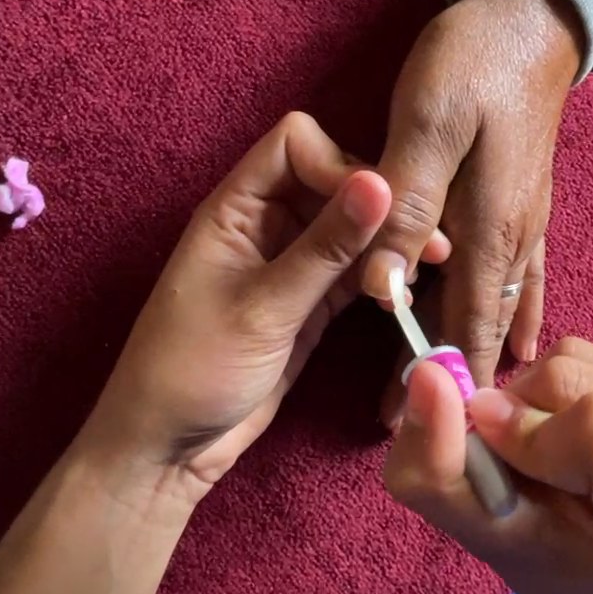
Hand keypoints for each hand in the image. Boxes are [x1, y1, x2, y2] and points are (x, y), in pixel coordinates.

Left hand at [79, 112, 388, 500]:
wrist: (168, 449)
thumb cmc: (193, 370)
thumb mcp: (263, 307)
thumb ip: (325, 246)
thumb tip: (380, 183)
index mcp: (236, 208)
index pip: (295, 144)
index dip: (338, 163)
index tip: (377, 205)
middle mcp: (266, 224)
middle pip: (333, 181)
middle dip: (376, 207)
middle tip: (422, 244)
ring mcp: (291, 263)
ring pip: (351, 228)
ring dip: (385, 245)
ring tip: (425, 269)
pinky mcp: (310, 302)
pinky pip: (353, 271)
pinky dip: (379, 278)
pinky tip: (404, 294)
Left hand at [363, 0, 582, 401]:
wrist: (535, 14)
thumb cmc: (474, 61)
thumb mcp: (429, 121)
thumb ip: (408, 205)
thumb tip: (384, 288)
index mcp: (487, 225)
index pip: (466, 323)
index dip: (444, 376)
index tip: (426, 432)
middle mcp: (514, 234)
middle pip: (482, 323)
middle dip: (457, 375)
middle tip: (428, 427)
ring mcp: (526, 216)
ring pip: (505, 303)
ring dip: (487, 351)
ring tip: (476, 400)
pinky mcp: (524, 197)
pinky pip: (525, 272)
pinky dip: (520, 311)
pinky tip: (525, 333)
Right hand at [383, 338, 592, 593]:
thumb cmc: (577, 585)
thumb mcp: (498, 545)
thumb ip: (442, 473)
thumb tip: (426, 372)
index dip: (526, 438)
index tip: (505, 471)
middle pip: (587, 381)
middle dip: (529, 415)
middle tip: (535, 473)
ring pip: (592, 357)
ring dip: (549, 400)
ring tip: (567, 459)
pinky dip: (581, 387)